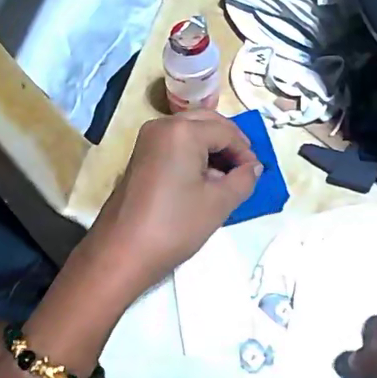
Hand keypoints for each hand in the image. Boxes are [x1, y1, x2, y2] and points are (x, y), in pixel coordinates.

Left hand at [80, 112, 261, 297]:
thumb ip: (243, 179)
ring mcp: (147, 140)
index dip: (245, 152)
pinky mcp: (140, 156)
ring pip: (191, 131)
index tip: (255, 173)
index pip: (226, 132)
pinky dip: (194, 154)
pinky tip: (204, 180)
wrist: (120, 254)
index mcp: (183, 131)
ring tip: (227, 177)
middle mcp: (163, 125)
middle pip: (207, 123)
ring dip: (212, 148)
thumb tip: (253, 167)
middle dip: (229, 143)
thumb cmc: (174, 225)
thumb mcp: (218, 203)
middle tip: (244, 169)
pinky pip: (176, 143)